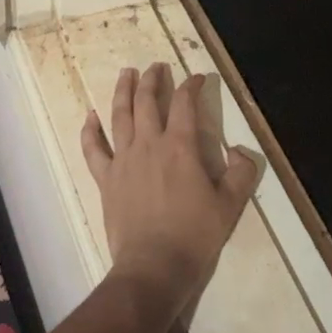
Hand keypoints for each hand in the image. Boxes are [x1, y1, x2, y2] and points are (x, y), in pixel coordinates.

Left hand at [81, 64, 260, 320]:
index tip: (197, 78)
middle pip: (147, 102)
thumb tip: (237, 150)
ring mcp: (123, 160)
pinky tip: (90, 116)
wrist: (154, 266)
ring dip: (123, 91)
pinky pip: (93, 149)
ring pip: (119, 116)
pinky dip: (90, 130)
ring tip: (126, 74)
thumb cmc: (195, 235)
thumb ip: (241, 171)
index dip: (191, 86)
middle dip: (152, 79)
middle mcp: (148, 144)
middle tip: (156, 66)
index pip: (184, 104)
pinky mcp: (106, 179)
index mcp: (180, 146)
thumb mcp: (231, 204)